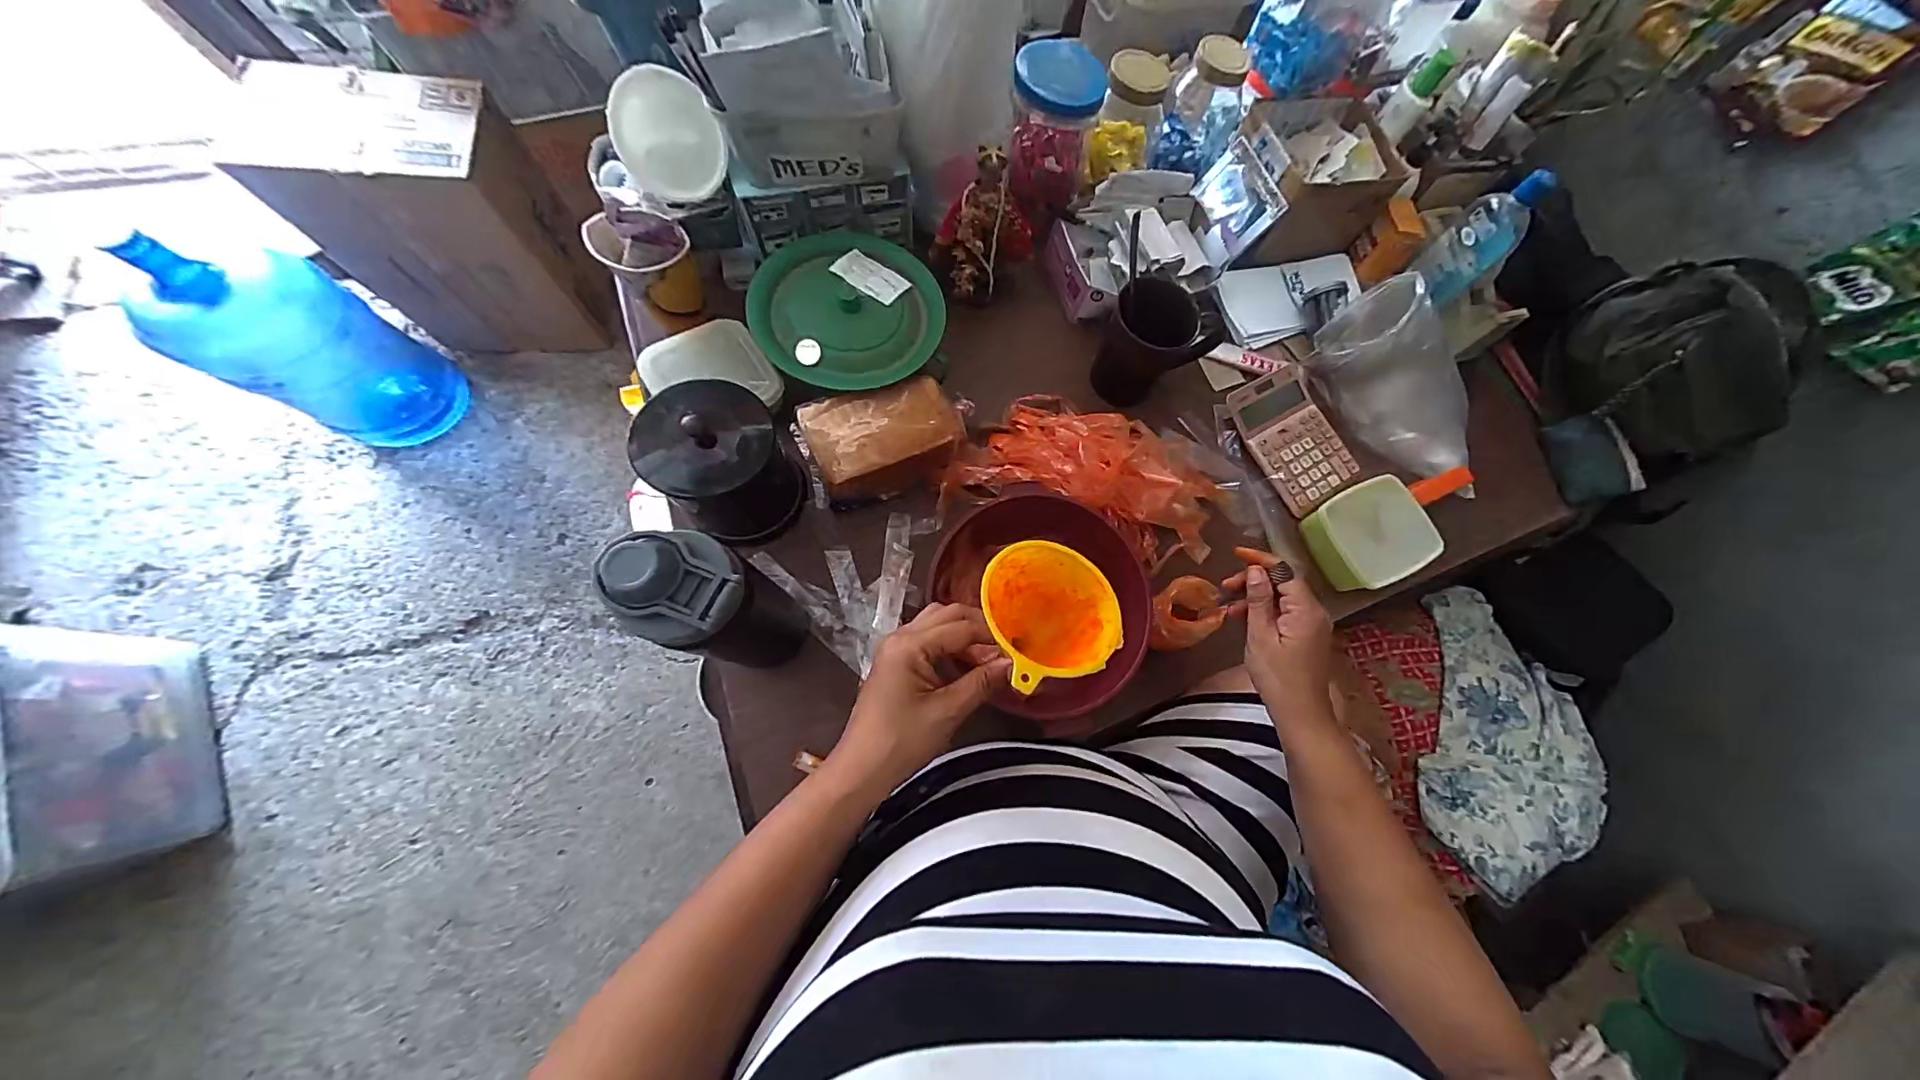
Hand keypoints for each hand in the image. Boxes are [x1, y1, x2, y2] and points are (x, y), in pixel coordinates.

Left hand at [826, 604, 1010, 796]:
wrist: (862, 769)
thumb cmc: (901, 742)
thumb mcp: (948, 712)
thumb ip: (982, 683)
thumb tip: (1012, 666)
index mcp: (909, 644)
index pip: (962, 627)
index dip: (994, 636)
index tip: (1020, 648)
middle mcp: (900, 637)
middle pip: (948, 615)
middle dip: (980, 628)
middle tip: (1008, 648)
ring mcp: (895, 649)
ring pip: (938, 626)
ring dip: (966, 637)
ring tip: (992, 659)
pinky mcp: (896, 664)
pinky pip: (929, 642)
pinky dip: (951, 648)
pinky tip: (969, 667)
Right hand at [1224, 551, 1333, 720]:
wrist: (1301, 714)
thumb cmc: (1277, 677)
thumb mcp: (1260, 636)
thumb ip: (1259, 600)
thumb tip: (1255, 571)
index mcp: (1306, 610)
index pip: (1285, 572)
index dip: (1261, 560)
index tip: (1236, 554)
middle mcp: (1315, 612)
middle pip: (1284, 583)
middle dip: (1254, 579)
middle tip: (1225, 586)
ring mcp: (1312, 625)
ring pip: (1283, 598)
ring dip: (1256, 596)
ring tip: (1229, 605)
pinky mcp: (1306, 636)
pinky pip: (1285, 613)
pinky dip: (1264, 611)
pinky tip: (1242, 618)